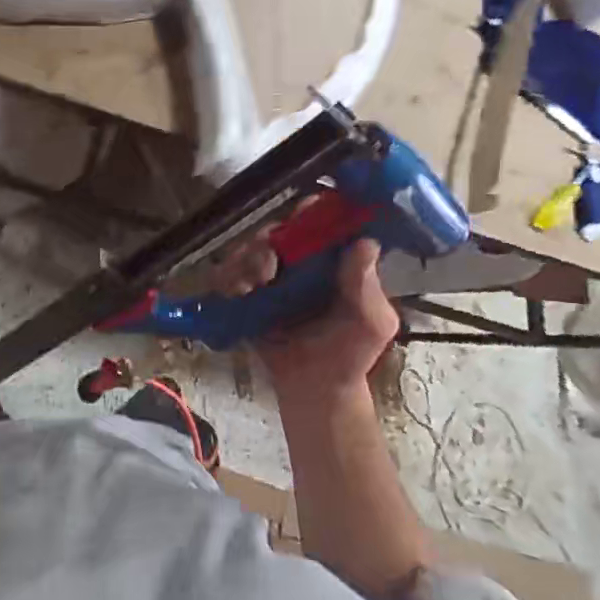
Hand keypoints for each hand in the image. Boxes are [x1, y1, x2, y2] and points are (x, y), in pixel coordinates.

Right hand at [217, 224, 399, 405]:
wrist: (315, 389)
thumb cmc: (351, 353)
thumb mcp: (372, 323)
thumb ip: (367, 287)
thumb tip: (365, 244)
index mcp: (332, 258)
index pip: (319, 219)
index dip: (310, 211)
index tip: (301, 214)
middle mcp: (299, 260)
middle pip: (277, 229)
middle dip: (269, 238)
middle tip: (270, 260)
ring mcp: (270, 276)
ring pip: (248, 248)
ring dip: (247, 259)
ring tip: (255, 284)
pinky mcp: (246, 294)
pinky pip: (227, 274)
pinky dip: (228, 279)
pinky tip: (239, 294)